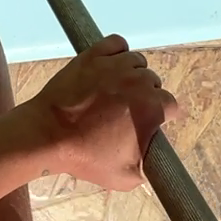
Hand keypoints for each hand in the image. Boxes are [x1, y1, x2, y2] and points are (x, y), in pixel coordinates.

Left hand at [24, 35, 179, 189]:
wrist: (48, 134)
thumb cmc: (86, 156)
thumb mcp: (127, 177)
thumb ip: (147, 163)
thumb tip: (151, 154)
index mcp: (150, 108)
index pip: (171, 105)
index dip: (163, 115)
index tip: (151, 121)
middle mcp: (137, 81)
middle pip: (153, 82)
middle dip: (146, 95)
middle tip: (128, 109)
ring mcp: (114, 65)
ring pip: (136, 62)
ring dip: (132, 74)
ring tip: (117, 88)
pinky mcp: (93, 55)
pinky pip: (116, 43)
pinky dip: (117, 51)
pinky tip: (111, 65)